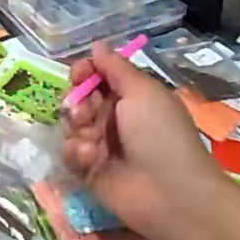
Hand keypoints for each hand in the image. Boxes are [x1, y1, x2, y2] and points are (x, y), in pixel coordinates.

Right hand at [62, 42, 227, 239]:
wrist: (170, 193)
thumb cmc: (160, 134)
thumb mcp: (143, 91)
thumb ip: (115, 67)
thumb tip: (97, 45)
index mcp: (131, 96)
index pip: (97, 75)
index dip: (84, 72)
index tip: (78, 74)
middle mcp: (114, 118)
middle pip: (80, 98)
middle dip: (78, 101)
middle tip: (84, 111)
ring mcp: (100, 145)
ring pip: (71, 124)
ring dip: (77, 128)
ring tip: (91, 141)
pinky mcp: (89, 171)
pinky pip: (70, 153)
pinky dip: (78, 152)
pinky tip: (91, 158)